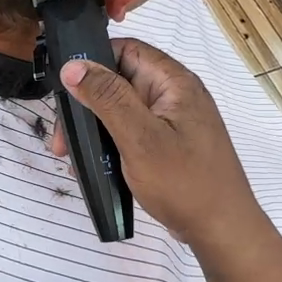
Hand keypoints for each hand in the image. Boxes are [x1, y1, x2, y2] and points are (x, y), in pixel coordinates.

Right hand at [50, 38, 260, 249]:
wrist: (221, 231)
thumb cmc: (184, 183)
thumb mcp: (139, 138)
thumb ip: (107, 98)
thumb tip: (73, 65)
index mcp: (173, 82)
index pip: (125, 50)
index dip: (92, 62)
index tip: (64, 90)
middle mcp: (173, 94)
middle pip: (118, 81)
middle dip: (85, 105)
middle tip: (60, 140)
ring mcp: (171, 121)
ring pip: (119, 109)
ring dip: (92, 129)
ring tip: (71, 157)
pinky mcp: (167, 144)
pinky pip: (129, 131)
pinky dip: (107, 144)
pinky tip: (92, 165)